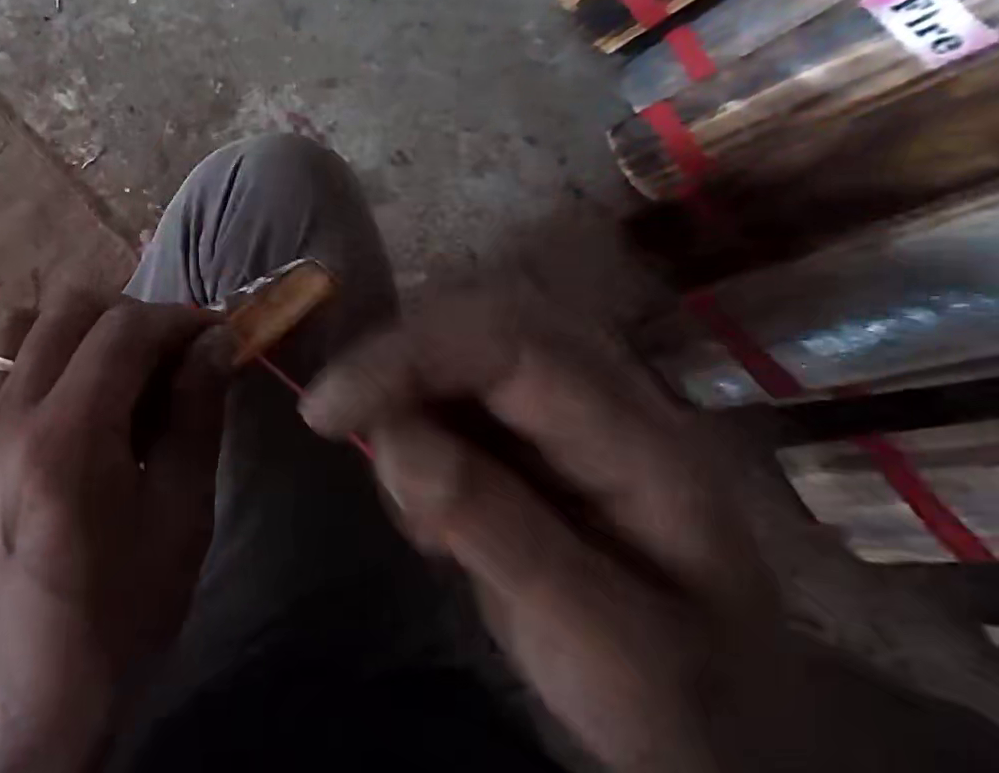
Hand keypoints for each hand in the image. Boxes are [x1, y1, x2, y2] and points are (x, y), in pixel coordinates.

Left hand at [0, 287, 232, 772]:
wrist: (28, 690)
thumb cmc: (120, 616)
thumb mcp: (180, 518)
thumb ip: (195, 415)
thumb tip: (214, 342)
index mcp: (64, 439)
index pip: (122, 330)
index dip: (177, 319)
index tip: (213, 333)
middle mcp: (4, 415)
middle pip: (67, 309)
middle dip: (129, 315)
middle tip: (169, 354)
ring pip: (21, 323)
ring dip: (75, 327)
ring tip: (114, 370)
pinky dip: (38, 356)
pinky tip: (68, 401)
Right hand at [301, 290, 787, 772]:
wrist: (716, 719)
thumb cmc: (676, 696)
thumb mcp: (601, 644)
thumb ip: (502, 538)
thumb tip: (397, 440)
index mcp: (643, 445)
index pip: (512, 349)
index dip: (404, 358)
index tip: (323, 410)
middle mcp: (603, 402)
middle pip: (476, 321)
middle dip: (388, 362)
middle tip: (334, 422)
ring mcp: (562, 410)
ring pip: (449, 348)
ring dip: (392, 402)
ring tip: (414, 514)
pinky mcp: (523, 430)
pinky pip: (439, 390)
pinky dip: (400, 430)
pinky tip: (427, 513)